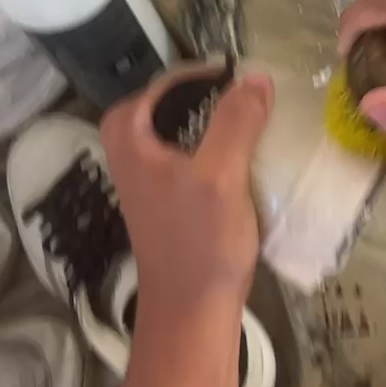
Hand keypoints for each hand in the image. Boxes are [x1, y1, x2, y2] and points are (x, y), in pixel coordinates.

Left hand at [99, 62, 274, 310]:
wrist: (191, 312)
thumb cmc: (199, 241)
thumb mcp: (221, 174)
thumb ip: (236, 121)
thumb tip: (256, 75)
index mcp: (129, 138)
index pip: (165, 82)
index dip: (201, 74)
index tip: (239, 76)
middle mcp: (129, 152)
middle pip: (170, 102)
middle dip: (207, 94)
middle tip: (244, 94)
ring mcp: (147, 177)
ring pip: (180, 126)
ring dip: (213, 119)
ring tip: (251, 118)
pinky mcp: (168, 197)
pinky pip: (190, 151)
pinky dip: (214, 144)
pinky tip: (244, 154)